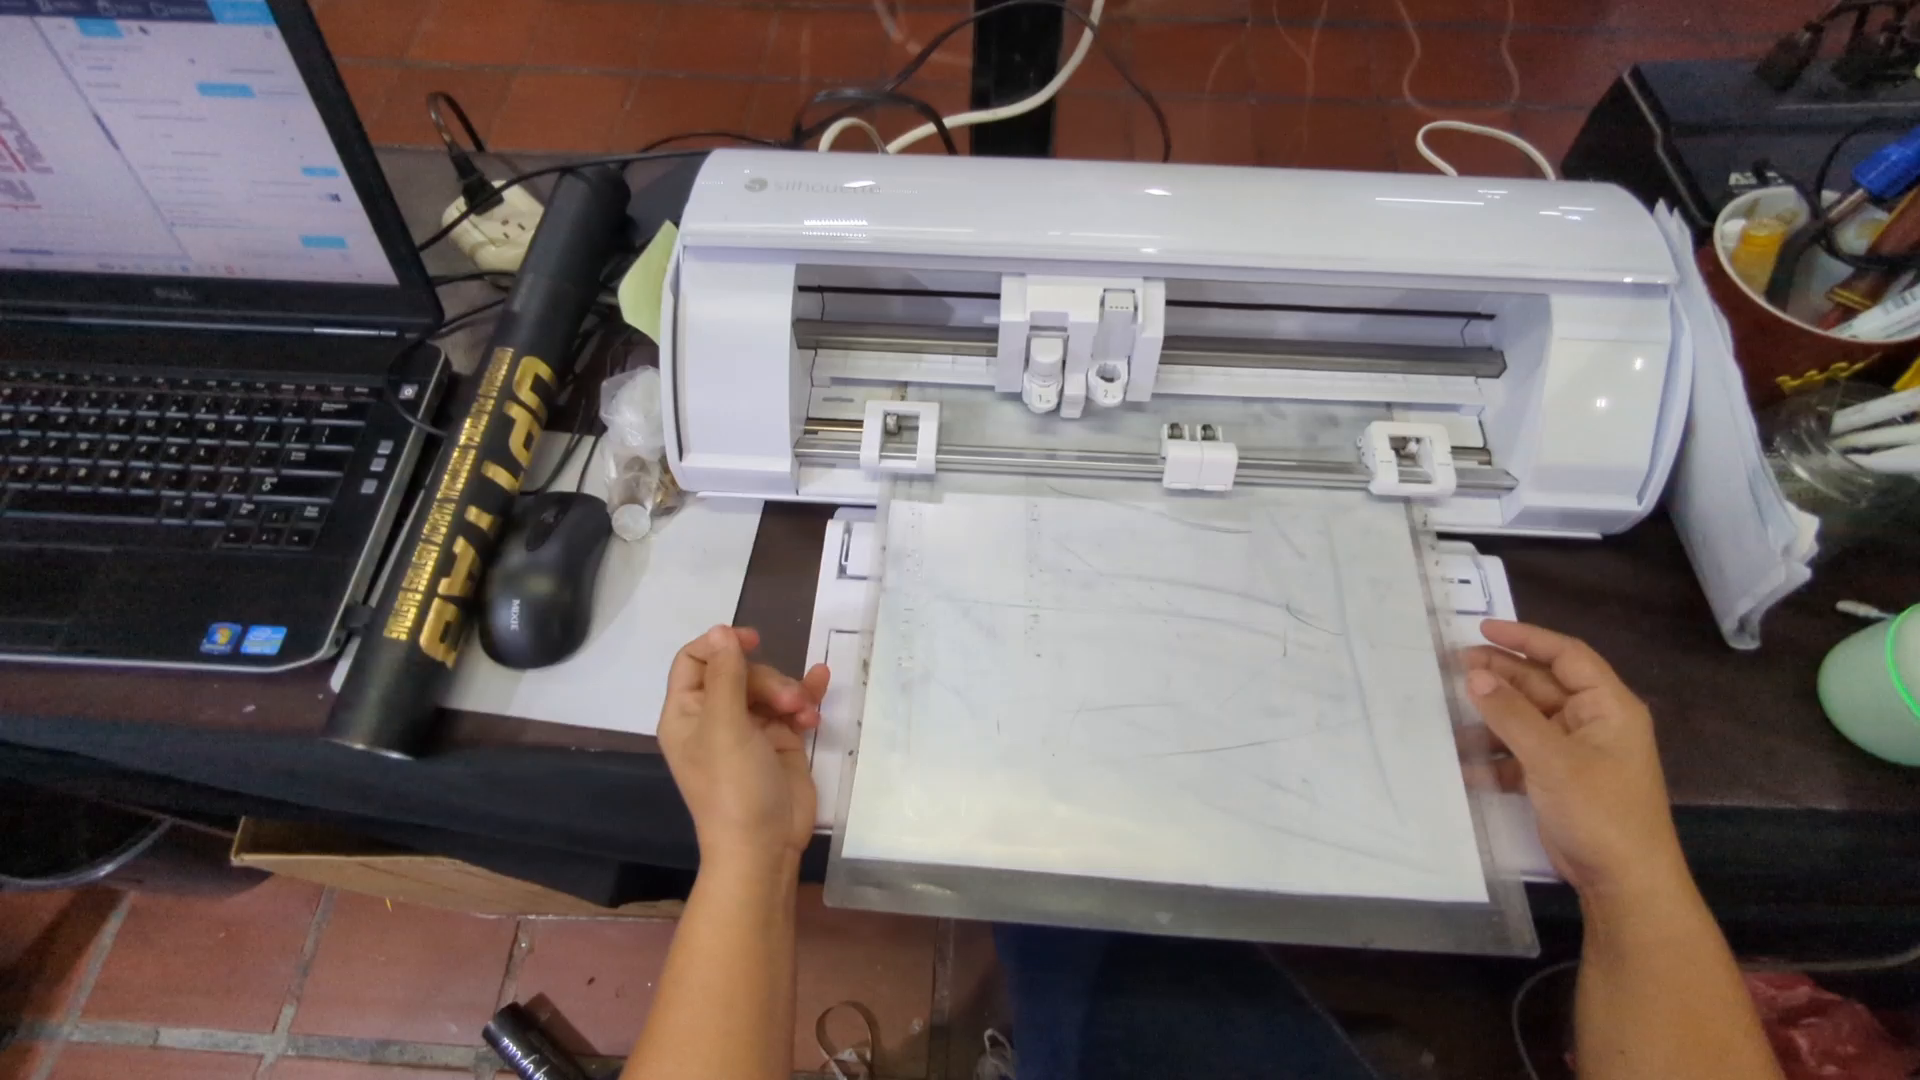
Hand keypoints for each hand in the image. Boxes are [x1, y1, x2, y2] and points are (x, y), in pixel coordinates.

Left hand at [658, 626, 830, 870]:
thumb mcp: (726, 727)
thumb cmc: (733, 787)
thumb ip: (726, 676)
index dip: (720, 645)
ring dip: (791, 692)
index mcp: (687, 713)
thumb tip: (721, 630)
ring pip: (770, 687)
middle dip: (769, 680)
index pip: (695, 660)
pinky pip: (792, 706)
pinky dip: (807, 697)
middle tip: (788, 702)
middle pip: (741, 672)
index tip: (753, 642)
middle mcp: (715, 717)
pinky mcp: (779, 742)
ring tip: (805, 715)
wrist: (764, 845)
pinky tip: (821, 685)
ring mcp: (749, 730)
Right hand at [1464, 619, 1691, 903]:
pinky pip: (1516, 752)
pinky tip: (1463, 762)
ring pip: (1522, 718)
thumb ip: (1510, 714)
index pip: (1567, 656)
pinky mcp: (1554, 778)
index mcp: (1608, 709)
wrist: (1623, 882)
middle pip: (1539, 684)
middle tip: (1452, 665)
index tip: (1481, 629)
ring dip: (1488, 716)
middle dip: (1498, 675)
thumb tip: (1474, 674)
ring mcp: (1572, 751)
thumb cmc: (1600, 812)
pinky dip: (1491, 754)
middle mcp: (1591, 723)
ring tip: (1448, 712)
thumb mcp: (1551, 759)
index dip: (1526, 638)